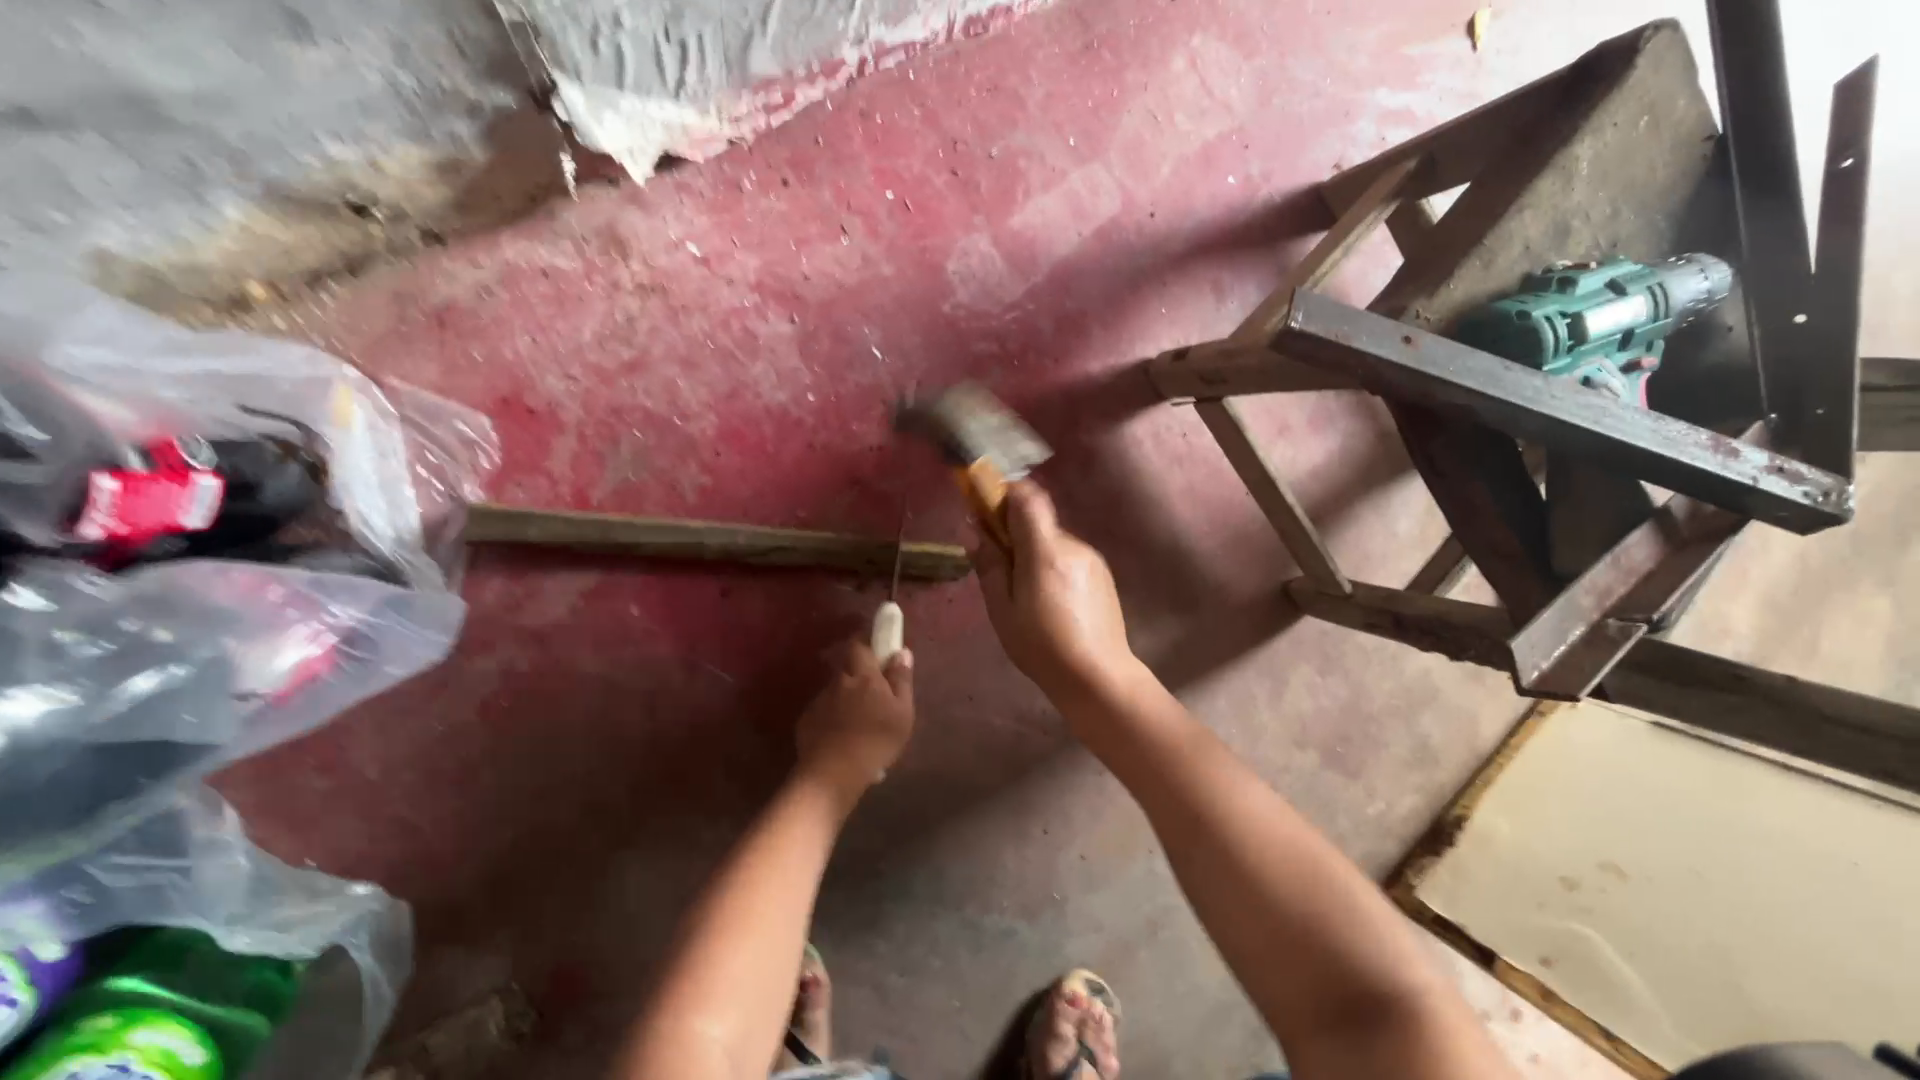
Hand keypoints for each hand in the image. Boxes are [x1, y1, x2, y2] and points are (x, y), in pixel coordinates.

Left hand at [794, 638, 914, 797]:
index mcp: (863, 676)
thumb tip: (902, 652)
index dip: (866, 643)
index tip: (876, 650)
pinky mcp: (807, 721)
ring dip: (845, 699)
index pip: (859, 645)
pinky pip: (824, 712)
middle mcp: (838, 682)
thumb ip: (901, 679)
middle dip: (857, 675)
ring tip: (858, 723)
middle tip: (872, 695)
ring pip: (835, 691)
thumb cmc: (876, 741)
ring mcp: (819, 701)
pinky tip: (841, 737)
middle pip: (846, 668)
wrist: (834, 773)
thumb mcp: (902, 712)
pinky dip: (833, 718)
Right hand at [973, 481, 1136, 701]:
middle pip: (1039, 521)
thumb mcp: (1003, 611)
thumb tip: (976, 532)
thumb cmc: (1042, 648)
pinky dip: (1052, 566)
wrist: (1099, 677)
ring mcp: (1092, 559)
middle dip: (1015, 532)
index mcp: (1045, 553)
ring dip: (1034, 553)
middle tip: (998, 564)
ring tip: (1025, 594)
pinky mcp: (1102, 574)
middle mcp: (1073, 546)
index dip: (1005, 493)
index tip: (985, 507)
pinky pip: (1068, 557)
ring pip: (1053, 541)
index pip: (1028, 498)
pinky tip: (1050, 602)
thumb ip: (990, 566)